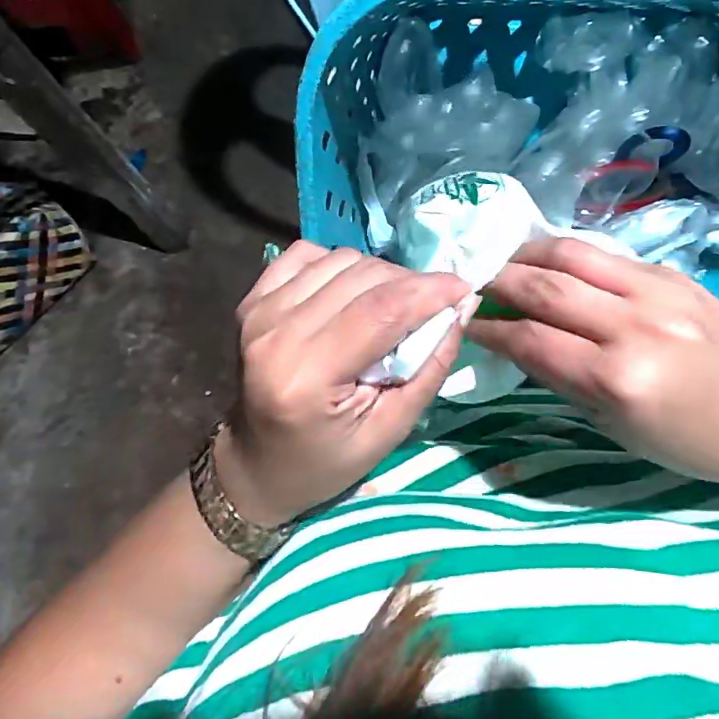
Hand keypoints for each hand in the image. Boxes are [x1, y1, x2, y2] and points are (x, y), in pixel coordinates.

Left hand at [221, 242, 474, 525]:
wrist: (256, 464)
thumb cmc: (327, 458)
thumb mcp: (391, 428)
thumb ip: (430, 366)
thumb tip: (463, 306)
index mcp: (307, 376)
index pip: (381, 310)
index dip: (430, 291)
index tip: (465, 288)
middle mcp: (276, 333)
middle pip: (365, 277)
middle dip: (413, 284)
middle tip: (432, 309)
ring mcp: (259, 310)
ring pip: (343, 259)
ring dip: (381, 275)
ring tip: (392, 307)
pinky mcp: (252, 298)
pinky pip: (311, 254)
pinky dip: (342, 265)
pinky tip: (351, 294)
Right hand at [467, 239, 718, 487]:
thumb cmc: (698, 445)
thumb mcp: (621, 431)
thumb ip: (567, 383)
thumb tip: (522, 346)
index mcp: (619, 378)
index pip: (530, 340)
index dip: (488, 330)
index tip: (465, 325)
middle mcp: (634, 323)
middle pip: (543, 286)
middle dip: (497, 281)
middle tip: (472, 284)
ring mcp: (658, 289)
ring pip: (573, 253)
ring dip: (529, 254)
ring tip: (507, 263)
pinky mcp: (674, 274)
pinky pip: (608, 256)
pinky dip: (571, 257)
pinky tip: (557, 265)